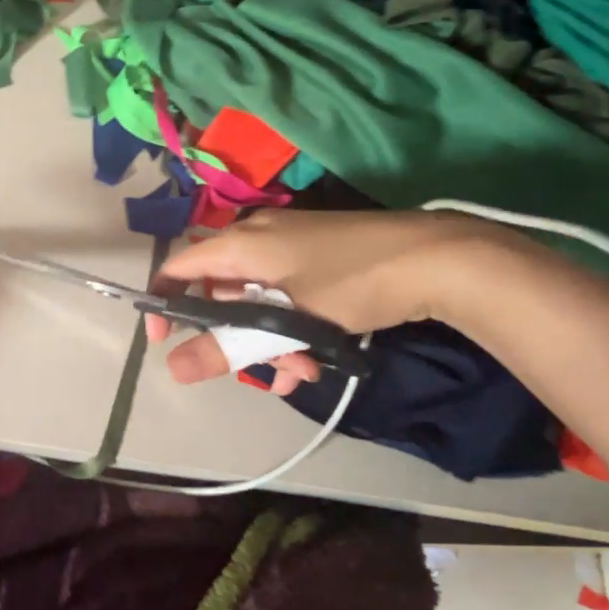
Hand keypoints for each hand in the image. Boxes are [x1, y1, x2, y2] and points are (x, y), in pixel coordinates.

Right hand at [146, 209, 509, 392]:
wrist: (445, 258)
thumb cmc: (355, 283)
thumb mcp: (287, 322)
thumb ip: (226, 348)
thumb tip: (171, 369)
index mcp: (240, 243)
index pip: (177, 269)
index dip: (163, 304)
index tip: (167, 342)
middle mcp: (257, 237)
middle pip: (220, 292)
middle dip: (235, 338)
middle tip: (263, 371)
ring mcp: (290, 245)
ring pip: (256, 300)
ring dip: (269, 341)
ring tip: (303, 372)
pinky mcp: (318, 256)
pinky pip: (285, 294)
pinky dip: (291, 327)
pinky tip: (317, 358)